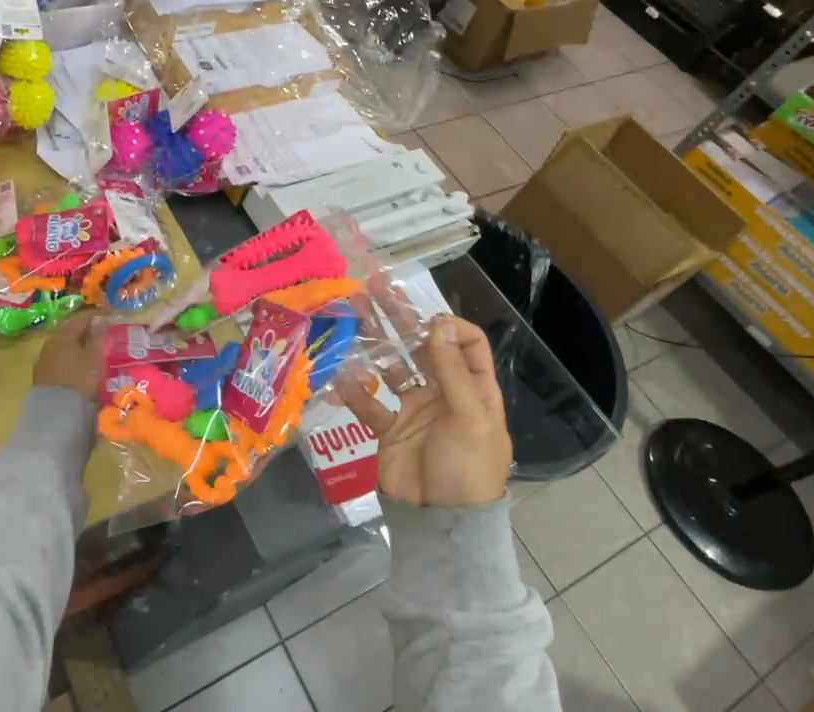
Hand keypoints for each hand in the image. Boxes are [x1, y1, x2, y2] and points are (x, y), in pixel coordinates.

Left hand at [33, 312, 103, 397]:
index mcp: (63, 335)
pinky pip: (58, 357)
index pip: (81, 318)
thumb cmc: (80, 380)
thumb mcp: (94, 357)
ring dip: (77, 343)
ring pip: (63, 344)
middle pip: (70, 330)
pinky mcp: (42, 374)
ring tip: (92, 347)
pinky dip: (70, 355)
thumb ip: (97, 337)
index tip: (110, 314)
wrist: (56, 412)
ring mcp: (43, 359)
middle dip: (86, 328)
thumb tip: (100, 319)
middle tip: (102, 329)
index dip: (97, 314)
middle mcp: (50, 343)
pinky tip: (78, 362)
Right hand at [339, 314, 511, 508]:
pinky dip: (353, 390)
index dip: (449, 327)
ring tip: (349, 317)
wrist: (441, 523)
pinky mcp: (389, 428)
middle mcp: (444, 393)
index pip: (467, 344)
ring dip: (373, 344)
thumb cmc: (468, 468)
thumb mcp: (470, 418)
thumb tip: (439, 324)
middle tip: (373, 290)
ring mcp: (414, 409)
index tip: (424, 319)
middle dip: (400, 319)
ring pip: (391, 367)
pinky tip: (338, 374)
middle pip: (423, 348)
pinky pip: (369, 403)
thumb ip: (452, 371)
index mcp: (475, 390)